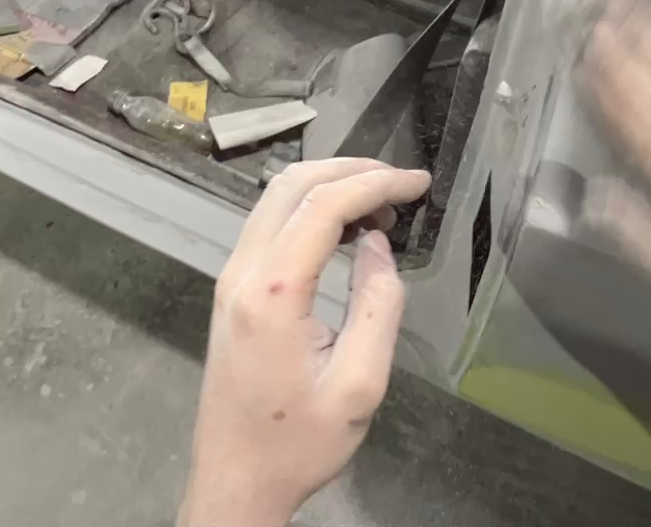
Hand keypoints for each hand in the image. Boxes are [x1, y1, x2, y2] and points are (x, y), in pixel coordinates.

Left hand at [179, 159, 431, 526]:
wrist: (235, 480)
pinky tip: (346, 227)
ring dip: (332, 184)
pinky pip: (272, 220)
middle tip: (401, 186)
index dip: (377, 182)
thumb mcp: (360, 384)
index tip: (418, 183)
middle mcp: (244, 269)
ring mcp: (232, 273)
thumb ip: (378, 304)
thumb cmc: (299, 441)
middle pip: (296, 184)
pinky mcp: (233, 284)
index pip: (324, 204)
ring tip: (381, 204)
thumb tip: (376, 244)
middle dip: (354, 171)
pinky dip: (312, 205)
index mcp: (273, 291)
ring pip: (279, 195)